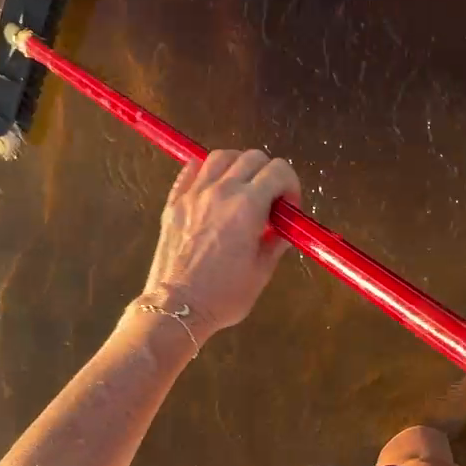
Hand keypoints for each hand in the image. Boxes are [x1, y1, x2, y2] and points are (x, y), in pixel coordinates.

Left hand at [144, 148, 300, 335]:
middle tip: (268, 200)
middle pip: (252, 157)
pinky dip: (206, 172)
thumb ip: (275, 243)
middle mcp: (221, 191)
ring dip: (238, 166)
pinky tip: (212, 189)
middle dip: (268, 174)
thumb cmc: (222, 297)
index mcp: (247, 207)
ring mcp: (194, 193)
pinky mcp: (174, 202)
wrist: (177, 308)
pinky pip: (191, 170)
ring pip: (221, 156)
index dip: (291, 185)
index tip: (288, 207)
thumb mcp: (260, 274)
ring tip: (241, 190)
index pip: (278, 171)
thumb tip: (282, 228)